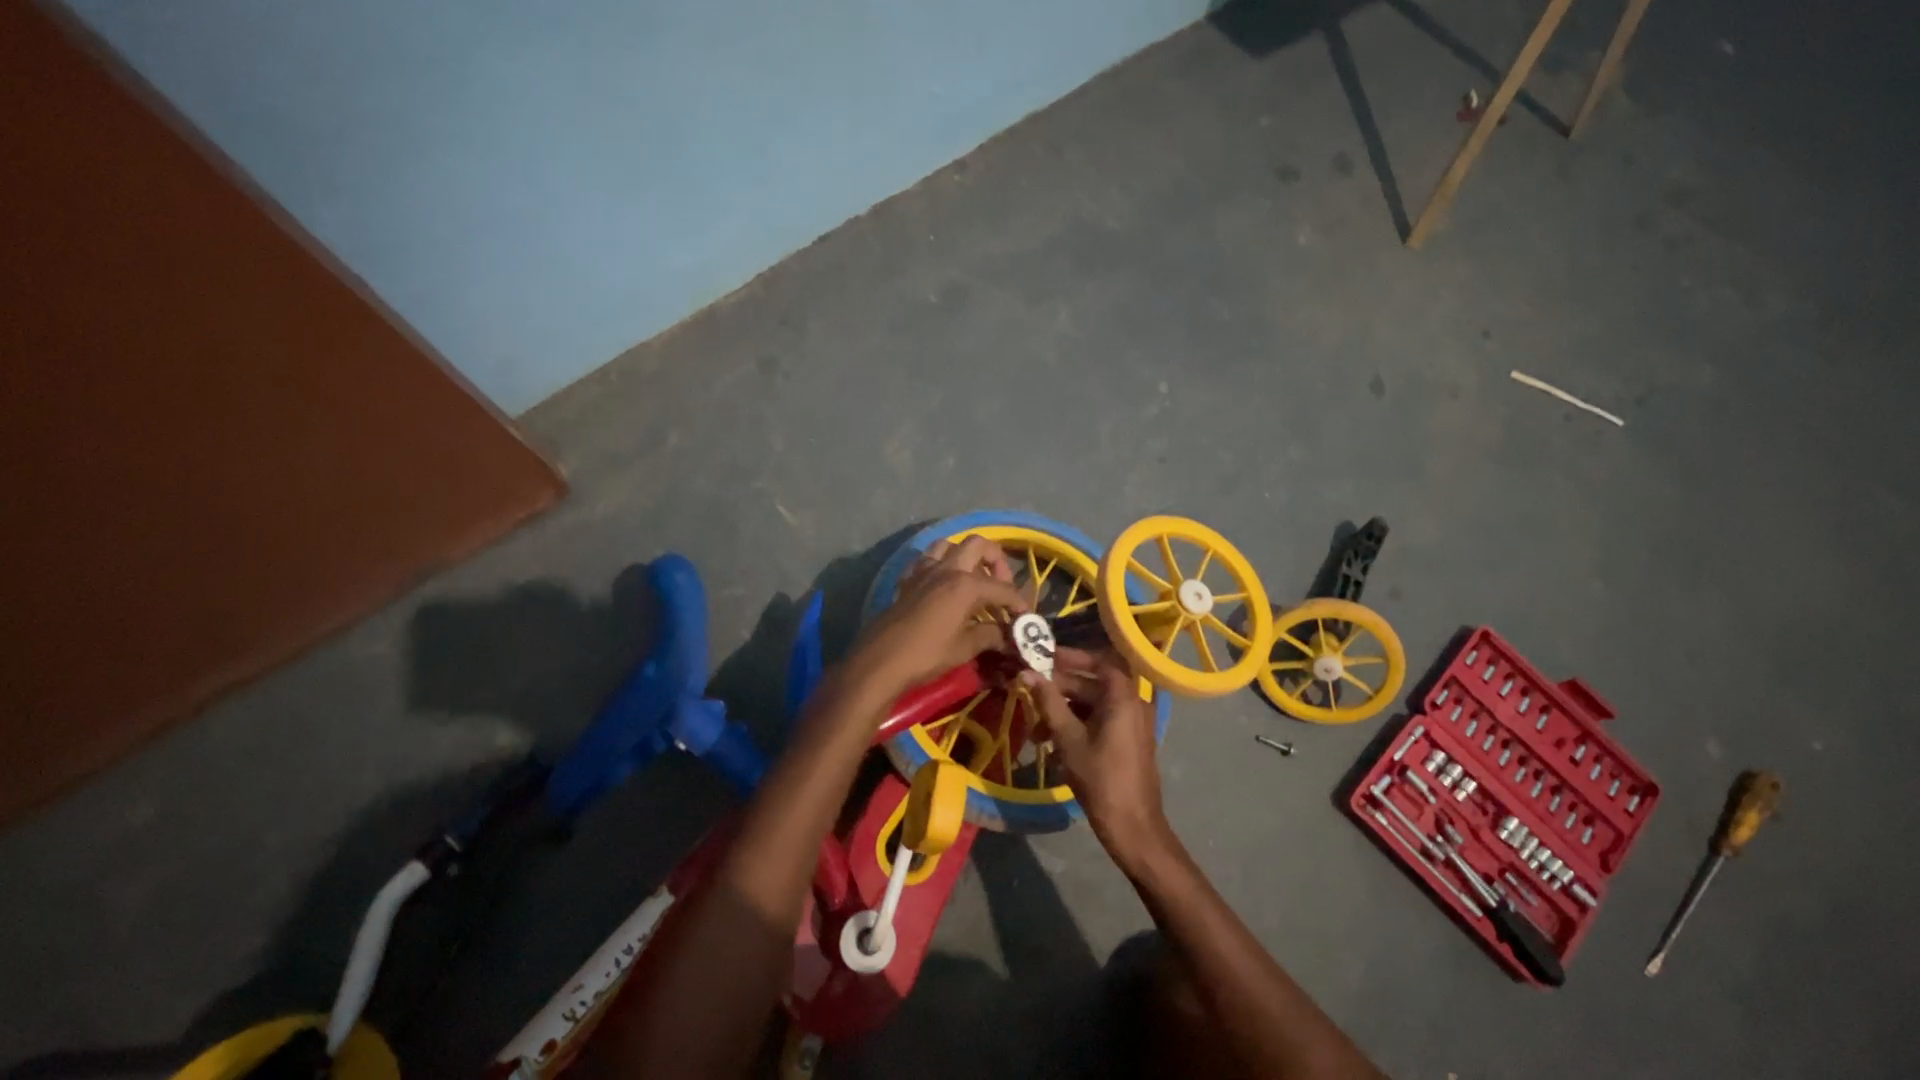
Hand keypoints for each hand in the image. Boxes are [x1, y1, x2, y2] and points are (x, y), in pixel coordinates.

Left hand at [846, 535, 1030, 697]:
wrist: (881, 661)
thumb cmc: (927, 655)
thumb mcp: (965, 648)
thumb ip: (990, 635)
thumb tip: (1007, 635)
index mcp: (966, 584)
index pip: (1003, 588)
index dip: (1018, 603)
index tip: (1025, 618)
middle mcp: (947, 569)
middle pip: (979, 545)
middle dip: (997, 562)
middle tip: (1001, 587)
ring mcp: (924, 571)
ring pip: (949, 545)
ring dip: (965, 556)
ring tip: (973, 579)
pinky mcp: (907, 580)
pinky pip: (925, 560)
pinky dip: (938, 564)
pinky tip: (942, 583)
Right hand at [1021, 647, 1170, 865]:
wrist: (1132, 825)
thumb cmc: (1100, 778)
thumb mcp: (1068, 738)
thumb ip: (1048, 703)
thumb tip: (1027, 673)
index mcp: (1124, 698)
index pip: (1098, 661)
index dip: (1069, 657)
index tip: (1043, 658)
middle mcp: (1134, 704)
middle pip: (1093, 684)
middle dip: (1059, 690)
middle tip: (1029, 696)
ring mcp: (1133, 724)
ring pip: (1093, 706)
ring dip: (1064, 712)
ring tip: (1035, 731)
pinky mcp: (1129, 742)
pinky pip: (1101, 722)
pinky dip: (1077, 726)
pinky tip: (1052, 743)